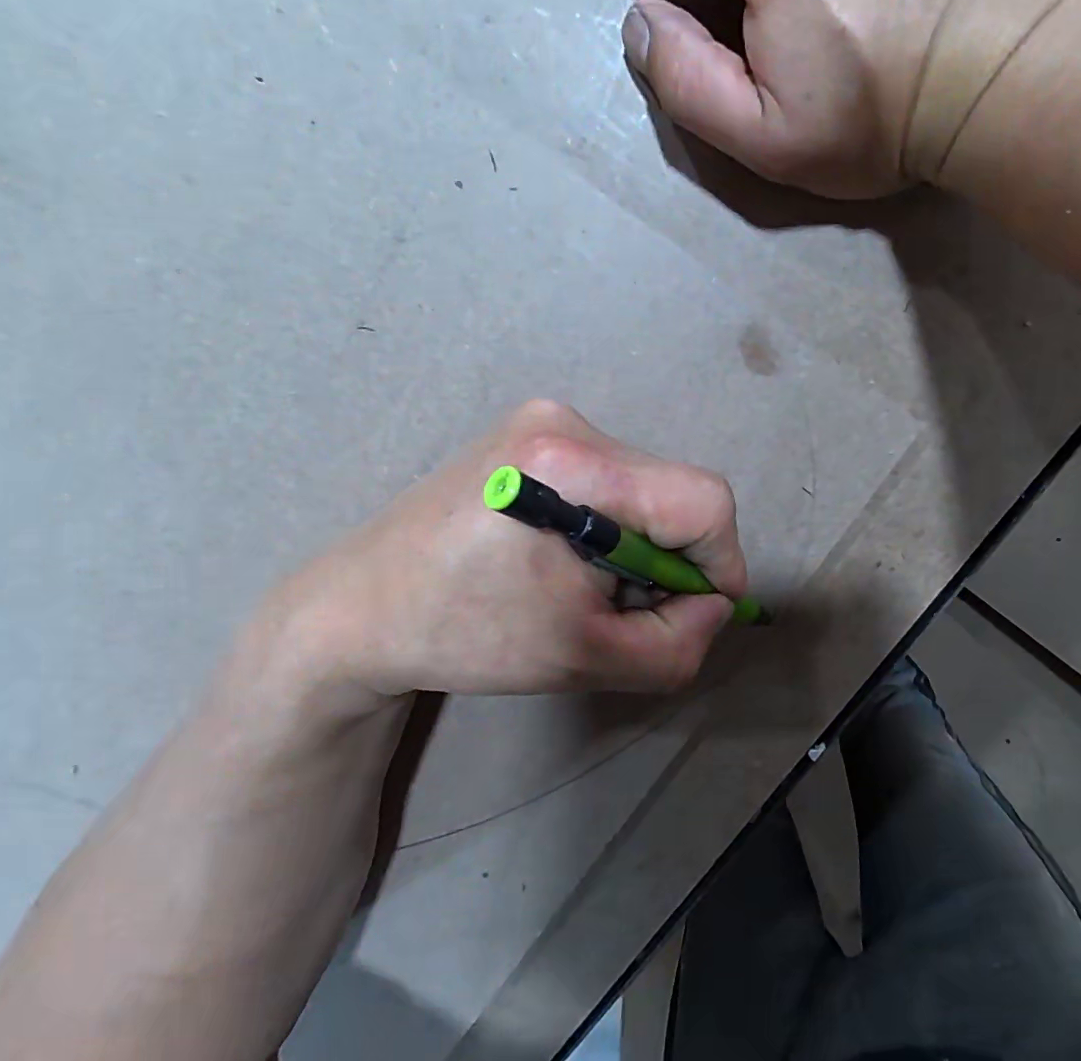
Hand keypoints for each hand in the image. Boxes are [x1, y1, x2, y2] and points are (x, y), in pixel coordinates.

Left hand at [228, 401, 747, 714]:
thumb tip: (714, 602)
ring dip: (640, 544)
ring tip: (583, 590)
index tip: (699, 611)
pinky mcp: (530, 434)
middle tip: (626, 610)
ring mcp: (542, 422)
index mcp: (574, 469)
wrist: (360, 607)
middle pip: (674, 492)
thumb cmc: (466, 637)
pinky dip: (612, 526)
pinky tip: (564, 561)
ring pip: (645, 487)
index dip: (721, 562)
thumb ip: (678, 641)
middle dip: (672, 560)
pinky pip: (611, 480)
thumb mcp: (588, 659)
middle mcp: (564, 425)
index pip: (703, 501)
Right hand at [620, 0, 1080, 196]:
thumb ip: (688, 86)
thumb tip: (642, 23)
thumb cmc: (876, 118)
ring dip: (747, 4)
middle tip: (736, 33)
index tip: (677, 23)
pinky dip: (781, 0)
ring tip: (776, 33)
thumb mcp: (769, 140)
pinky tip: (803, 18)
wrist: (997, 69)